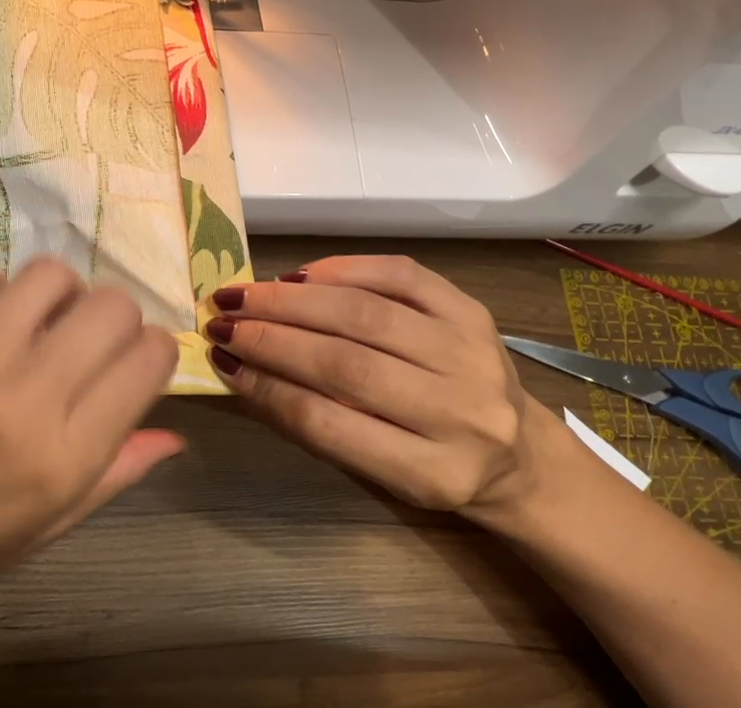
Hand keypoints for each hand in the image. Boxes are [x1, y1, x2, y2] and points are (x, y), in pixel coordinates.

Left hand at [0, 258, 181, 705]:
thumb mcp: (50, 524)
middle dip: (117, 319)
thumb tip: (176, 433)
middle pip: (111, 307)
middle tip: (89, 342)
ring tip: (39, 323)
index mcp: (67, 454)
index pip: (149, 359)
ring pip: (50, 275)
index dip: (155, 353)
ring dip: (60, 294)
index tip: (136, 363)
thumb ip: (117, 470)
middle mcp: (26, 395)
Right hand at [204, 255, 568, 522]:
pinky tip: (299, 275)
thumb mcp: (374, 470)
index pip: (329, 422)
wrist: (520, 455)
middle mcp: (461, 414)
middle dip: (270, 336)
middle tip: (220, 320)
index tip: (221, 362)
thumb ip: (312, 421)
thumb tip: (240, 366)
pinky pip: (400, 275)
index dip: (266, 388)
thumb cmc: (430, 467)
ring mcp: (474, 356)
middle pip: (346, 363)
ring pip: (367, 314)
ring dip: (293, 300)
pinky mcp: (474, 312)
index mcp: (430, 473)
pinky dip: (343, 268)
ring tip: (245, 294)